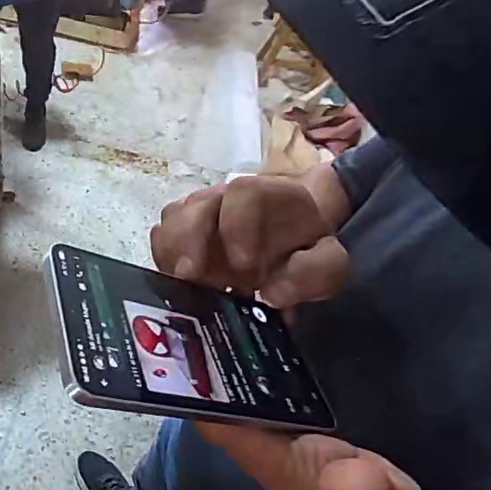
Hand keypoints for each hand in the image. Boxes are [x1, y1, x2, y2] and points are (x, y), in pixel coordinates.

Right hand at [150, 176, 349, 306]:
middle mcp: (224, 199)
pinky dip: (164, 262)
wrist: (291, 242)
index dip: (237, 224)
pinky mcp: (182, 237)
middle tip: (191, 277)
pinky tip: (182, 285)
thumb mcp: (329, 262)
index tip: (243, 264)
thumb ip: (315, 272)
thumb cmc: (306, 249)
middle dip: (188, 240)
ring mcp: (198, 215)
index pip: (243, 194)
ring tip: (185, 285)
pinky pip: (161, 241)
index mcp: (265, 196)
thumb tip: (273, 295)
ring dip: (173, 253)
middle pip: (194, 204)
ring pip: (171, 220)